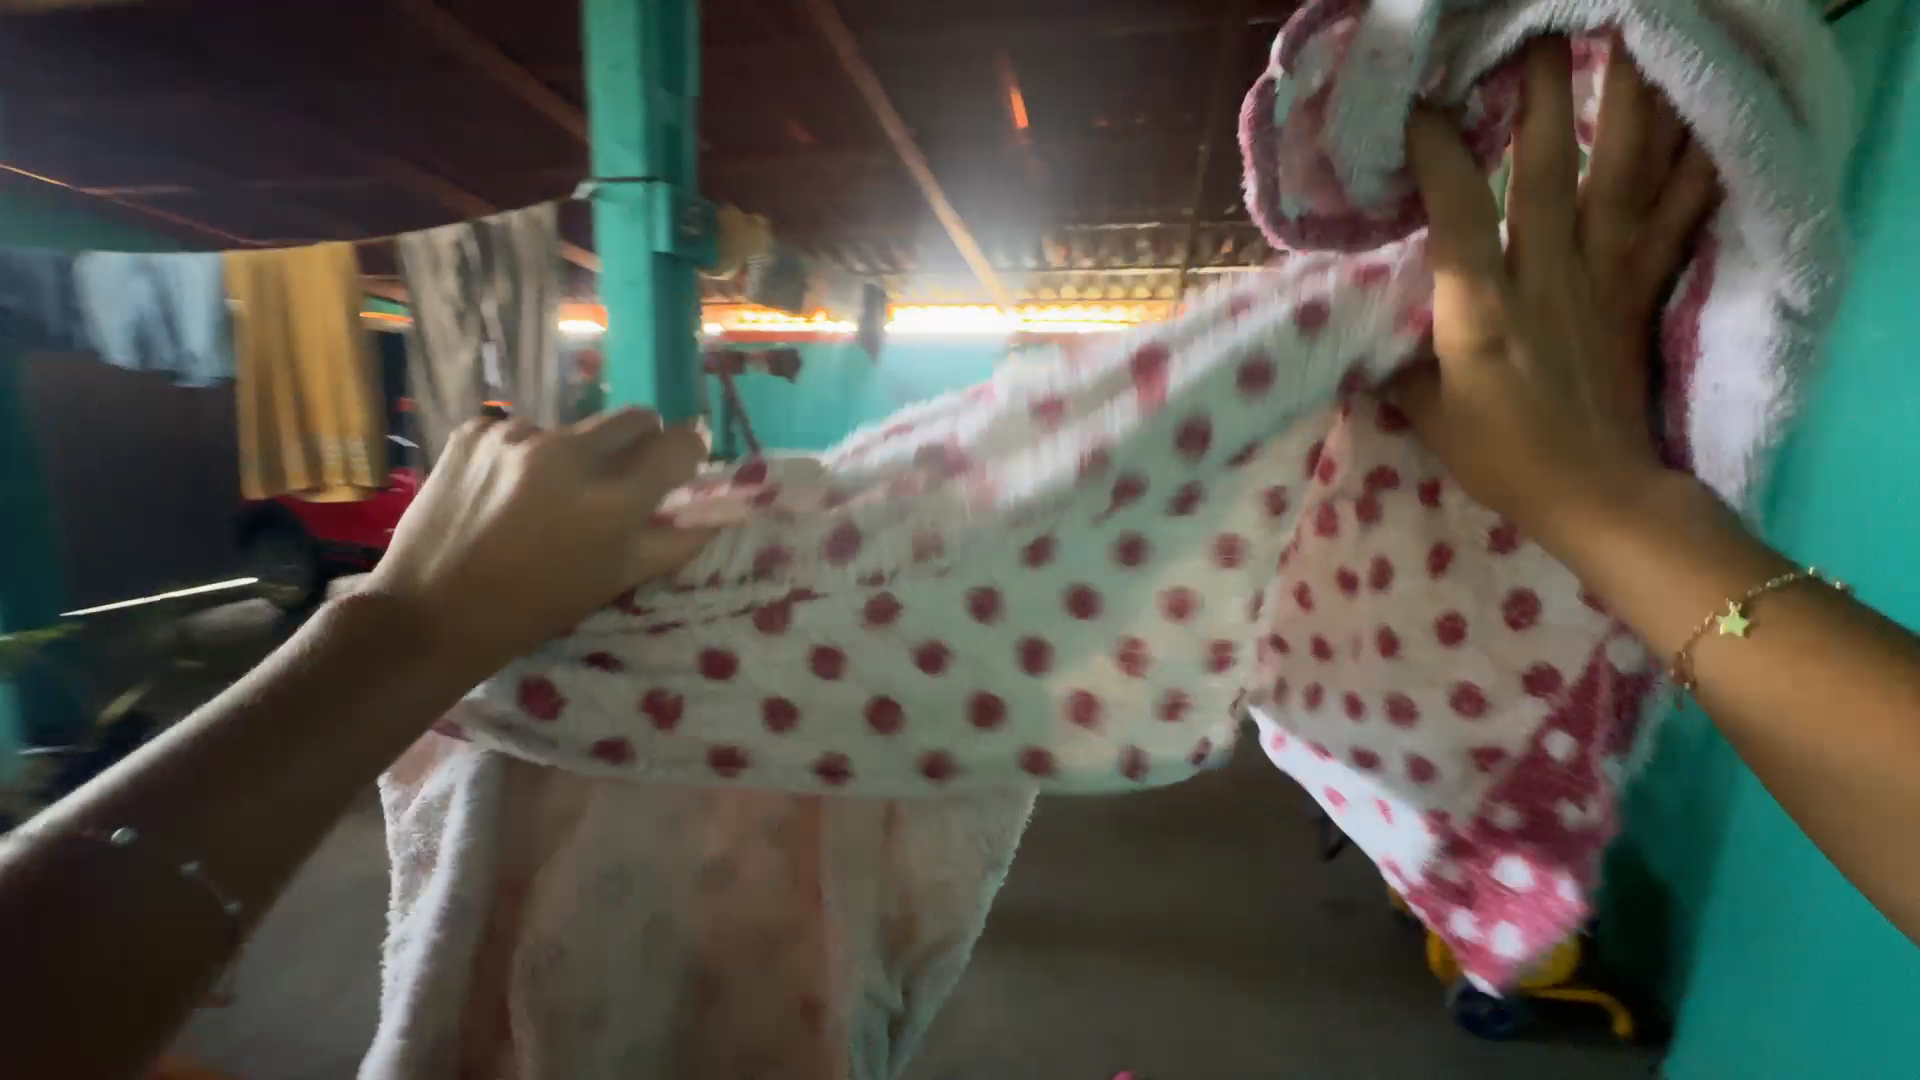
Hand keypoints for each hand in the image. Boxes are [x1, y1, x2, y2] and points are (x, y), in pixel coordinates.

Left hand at [364, 409, 712, 673]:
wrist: (434, 611)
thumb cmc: (542, 603)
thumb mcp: (621, 576)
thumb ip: (682, 538)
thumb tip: (729, 509)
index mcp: (614, 497)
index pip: (681, 443)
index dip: (687, 456)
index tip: (677, 472)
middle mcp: (571, 453)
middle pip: (637, 418)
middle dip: (641, 444)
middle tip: (620, 481)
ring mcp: (517, 435)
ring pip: (578, 426)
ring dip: (579, 453)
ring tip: (547, 497)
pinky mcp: (475, 430)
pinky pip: (526, 430)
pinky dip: (528, 455)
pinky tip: (507, 491)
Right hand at [1390, 36, 1718, 548]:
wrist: (1593, 491)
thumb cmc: (1499, 457)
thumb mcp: (1427, 415)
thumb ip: (1400, 364)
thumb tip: (1372, 338)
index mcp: (1481, 311)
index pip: (1456, 213)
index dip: (1437, 156)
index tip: (1417, 112)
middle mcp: (1545, 278)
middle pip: (1548, 171)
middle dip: (1541, 100)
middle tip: (1534, 41)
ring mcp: (1601, 279)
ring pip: (1621, 177)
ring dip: (1626, 105)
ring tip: (1626, 48)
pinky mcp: (1638, 291)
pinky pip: (1675, 216)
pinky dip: (1694, 163)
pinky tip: (1702, 120)